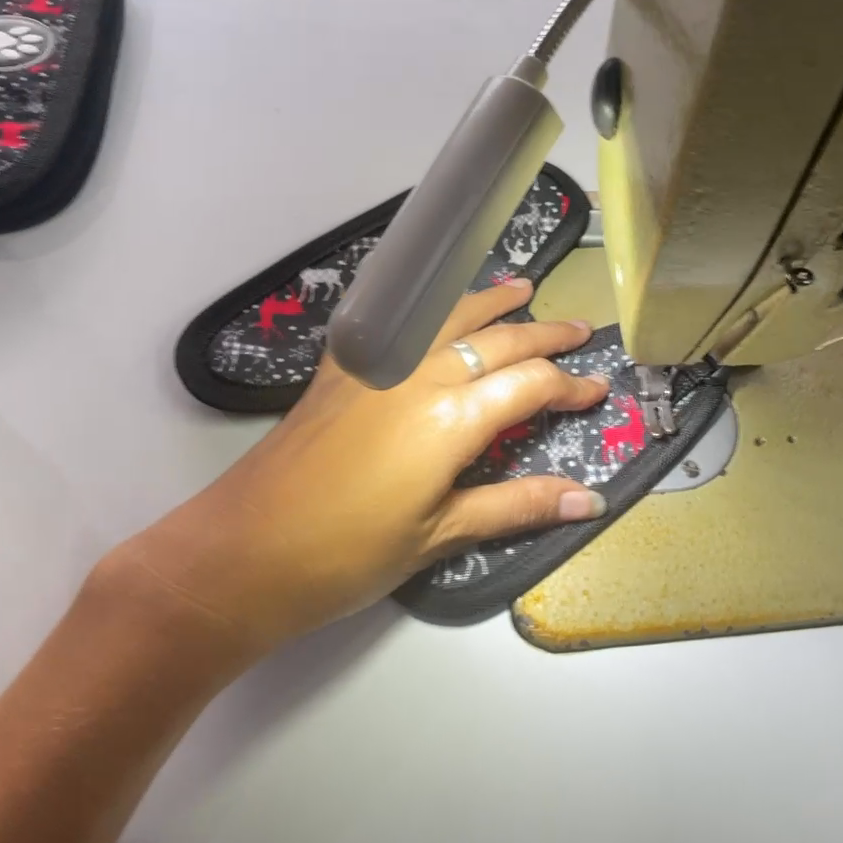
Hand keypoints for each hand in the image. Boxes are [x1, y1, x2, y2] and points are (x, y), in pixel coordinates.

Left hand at [96, 279, 608, 677]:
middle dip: (544, 334)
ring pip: (446, 316)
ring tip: (523, 288)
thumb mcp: (441, 534)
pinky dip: (428, 307)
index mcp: (451, 416)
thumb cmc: (348, 554)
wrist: (244, 551)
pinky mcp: (342, 371)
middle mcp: (418, 373)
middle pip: (497, 340)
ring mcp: (377, 365)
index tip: (597, 392)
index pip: (530, 386)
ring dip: (489, 302)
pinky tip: (434, 304)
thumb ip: (517, 505)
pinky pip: (395, 320)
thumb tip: (587, 499)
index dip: (570, 387)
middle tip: (579, 330)